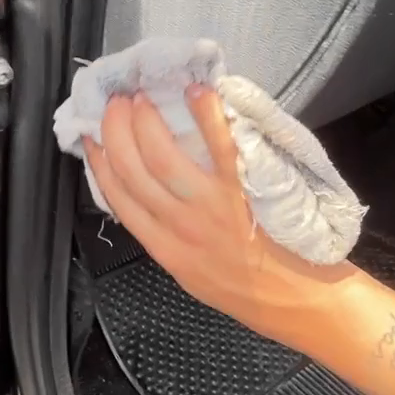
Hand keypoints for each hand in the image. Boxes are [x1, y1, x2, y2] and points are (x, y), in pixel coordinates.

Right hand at [83, 87, 364, 353]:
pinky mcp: (246, 191)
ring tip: (142, 97)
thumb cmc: (251, 290)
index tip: (93, 135)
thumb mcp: (192, 276)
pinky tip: (196, 91)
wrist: (301, 303)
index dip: (99, 160)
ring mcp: (212, 207)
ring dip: (145, 121)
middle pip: (132, 169)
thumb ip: (166, 239)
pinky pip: (221, 147)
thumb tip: (148, 201)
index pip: (118, 195)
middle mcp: (180, 226)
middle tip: (116, 103)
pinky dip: (206, 115)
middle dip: (115, 130)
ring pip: (161, 156)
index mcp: (164, 247)